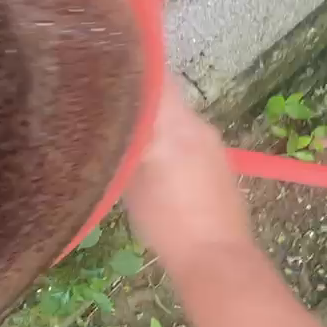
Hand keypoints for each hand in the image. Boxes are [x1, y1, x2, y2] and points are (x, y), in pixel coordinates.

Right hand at [123, 76, 254, 272]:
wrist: (216, 256)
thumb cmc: (166, 221)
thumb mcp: (132, 180)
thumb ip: (126, 142)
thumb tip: (114, 121)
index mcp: (175, 123)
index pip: (154, 77)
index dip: (130, 70)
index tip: (106, 74)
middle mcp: (198, 124)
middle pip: (167, 96)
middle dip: (140, 99)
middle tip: (111, 108)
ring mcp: (213, 143)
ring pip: (178, 118)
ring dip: (157, 122)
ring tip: (130, 138)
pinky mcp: (221, 161)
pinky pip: (190, 137)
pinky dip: (172, 140)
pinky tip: (157, 162)